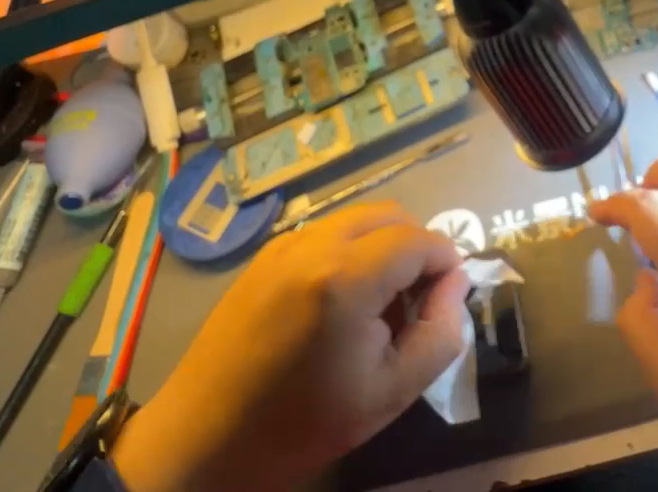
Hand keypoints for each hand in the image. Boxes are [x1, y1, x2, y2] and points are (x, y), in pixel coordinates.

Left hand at [111, 203, 470, 490]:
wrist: (203, 442)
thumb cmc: (302, 424)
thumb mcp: (391, 393)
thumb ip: (440, 332)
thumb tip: (455, 282)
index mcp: (346, 277)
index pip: (420, 240)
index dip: (445, 263)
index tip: (447, 298)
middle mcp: (315, 243)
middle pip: (392, 214)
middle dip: (417, 247)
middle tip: (416, 300)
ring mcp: (284, 243)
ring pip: (359, 216)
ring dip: (384, 243)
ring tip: (378, 300)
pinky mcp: (265, 253)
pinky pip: (327, 230)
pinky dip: (351, 247)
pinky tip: (340, 298)